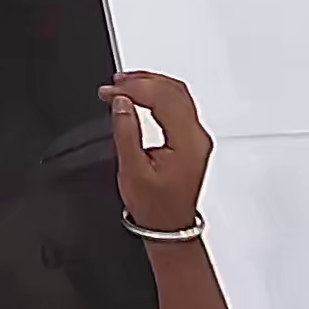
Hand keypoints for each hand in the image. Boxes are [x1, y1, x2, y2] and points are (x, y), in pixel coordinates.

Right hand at [98, 72, 211, 231]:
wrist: (168, 226)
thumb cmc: (154, 207)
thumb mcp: (132, 171)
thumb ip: (126, 132)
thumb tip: (120, 102)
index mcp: (187, 143)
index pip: (163, 100)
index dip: (134, 89)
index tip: (111, 90)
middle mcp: (197, 136)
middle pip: (174, 91)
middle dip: (142, 81)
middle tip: (116, 82)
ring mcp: (197, 136)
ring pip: (178, 93)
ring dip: (151, 83)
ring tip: (124, 82)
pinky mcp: (191, 137)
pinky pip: (179, 103)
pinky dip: (158, 92)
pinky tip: (141, 92)